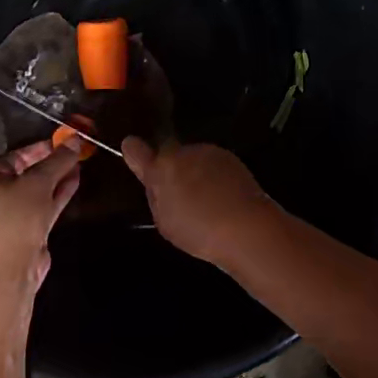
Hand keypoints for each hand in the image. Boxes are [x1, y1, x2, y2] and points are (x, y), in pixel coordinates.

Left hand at [0, 141, 80, 289]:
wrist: (9, 271)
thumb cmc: (16, 219)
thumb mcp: (39, 183)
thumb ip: (58, 160)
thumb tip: (76, 138)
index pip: (16, 157)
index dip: (38, 147)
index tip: (62, 141)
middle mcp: (4, 196)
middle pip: (31, 172)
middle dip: (54, 161)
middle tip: (77, 150)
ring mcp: (19, 214)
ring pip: (43, 188)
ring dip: (61, 175)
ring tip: (82, 161)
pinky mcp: (33, 229)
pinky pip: (49, 203)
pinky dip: (62, 191)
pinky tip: (77, 180)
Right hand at [121, 138, 272, 264]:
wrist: (246, 224)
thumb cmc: (198, 230)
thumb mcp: (164, 221)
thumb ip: (156, 195)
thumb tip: (156, 181)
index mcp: (162, 167)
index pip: (137, 150)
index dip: (133, 150)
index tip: (130, 148)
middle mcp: (185, 151)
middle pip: (170, 155)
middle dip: (171, 170)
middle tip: (177, 196)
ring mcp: (209, 151)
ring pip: (192, 159)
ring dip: (193, 171)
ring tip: (203, 200)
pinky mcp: (230, 156)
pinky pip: (211, 163)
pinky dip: (211, 174)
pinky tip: (220, 195)